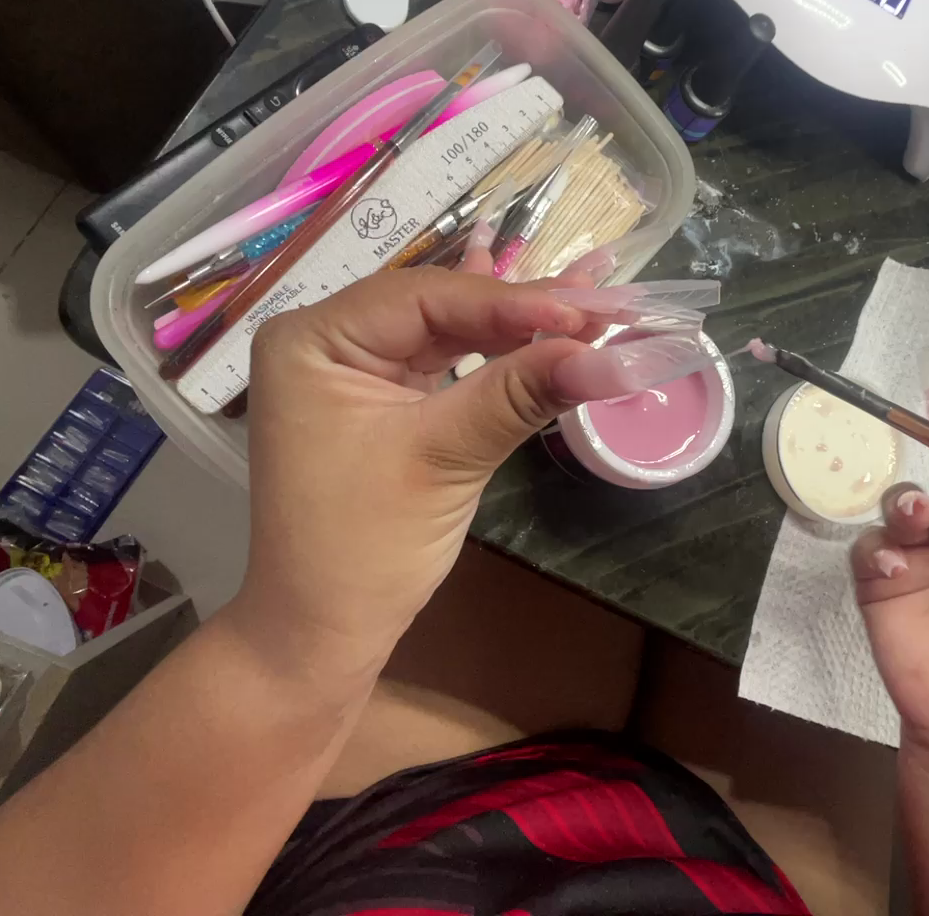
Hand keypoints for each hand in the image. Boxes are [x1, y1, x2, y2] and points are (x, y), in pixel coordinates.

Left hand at [233, 268, 638, 681]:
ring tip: (587, 298)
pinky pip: (445, 357)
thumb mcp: (445, 458)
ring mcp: (355, 366)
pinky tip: (535, 313)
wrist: (324, 630)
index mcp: (313, 339)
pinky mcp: (383, 395)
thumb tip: (615, 358)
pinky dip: (496, 347)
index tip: (586, 312)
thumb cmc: (366, 549)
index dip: (510, 302)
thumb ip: (522, 395)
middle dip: (522, 307)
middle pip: (440, 306)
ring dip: (517, 321)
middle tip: (603, 297)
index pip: (425, 298)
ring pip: (449, 327)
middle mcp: (328, 338)